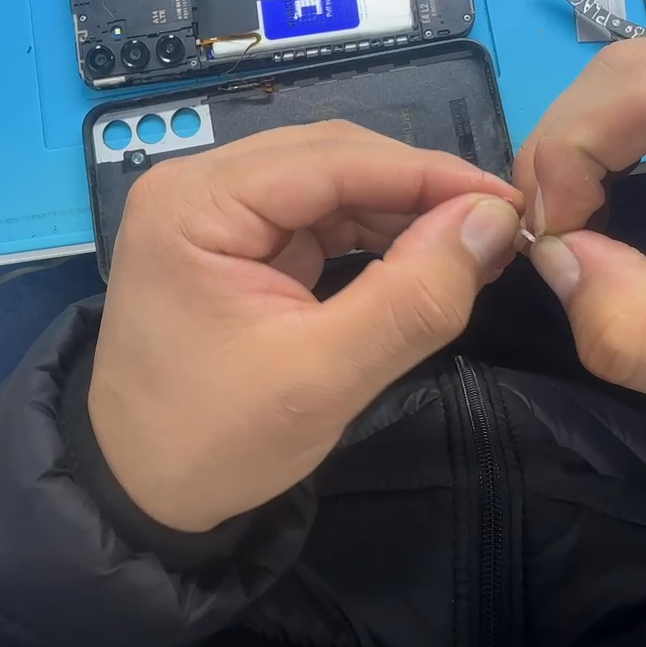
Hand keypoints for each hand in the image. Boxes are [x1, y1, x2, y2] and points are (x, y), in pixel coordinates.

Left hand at [90, 121, 522, 531]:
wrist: (139, 488)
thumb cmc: (215, 440)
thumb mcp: (323, 377)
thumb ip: (412, 298)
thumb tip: (489, 220)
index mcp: (195, 201)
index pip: (329, 160)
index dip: (425, 174)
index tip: (507, 201)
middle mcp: (198, 184)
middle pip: (327, 158)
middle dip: (414, 188)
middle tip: (493, 226)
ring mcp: (212, 206)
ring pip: (326, 181)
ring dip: (397, 207)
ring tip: (466, 242)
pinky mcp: (231, 234)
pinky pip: (313, 213)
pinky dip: (369, 229)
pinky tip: (416, 250)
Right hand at [515, 26, 645, 473]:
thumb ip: (644, 334)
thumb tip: (552, 253)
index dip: (572, 149)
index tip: (547, 238)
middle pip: (640, 68)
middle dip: (570, 150)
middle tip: (552, 234)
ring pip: (642, 76)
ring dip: (587, 147)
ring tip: (577, 221)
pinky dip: (616, 145)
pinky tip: (613, 194)